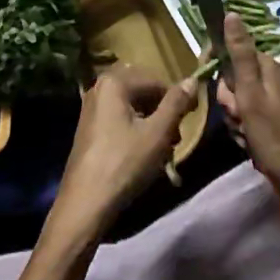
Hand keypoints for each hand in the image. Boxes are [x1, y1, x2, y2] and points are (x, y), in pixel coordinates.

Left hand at [51, 65, 196, 234]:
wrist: (88, 198)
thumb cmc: (125, 162)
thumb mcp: (157, 134)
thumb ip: (176, 104)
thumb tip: (192, 80)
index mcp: (114, 82)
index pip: (155, 80)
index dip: (176, 98)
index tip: (192, 118)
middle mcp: (99, 87)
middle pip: (141, 91)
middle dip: (162, 111)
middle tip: (175, 137)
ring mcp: (92, 106)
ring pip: (131, 105)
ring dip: (151, 122)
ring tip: (164, 149)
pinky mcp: (90, 125)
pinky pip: (119, 117)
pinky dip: (136, 128)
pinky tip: (145, 152)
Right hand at [217, 13, 279, 215]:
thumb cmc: (277, 134)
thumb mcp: (251, 91)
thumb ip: (240, 53)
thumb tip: (231, 12)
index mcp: (266, 66)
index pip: (229, 52)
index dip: (215, 65)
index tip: (210, 81)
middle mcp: (270, 78)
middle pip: (231, 78)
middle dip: (227, 99)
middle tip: (237, 114)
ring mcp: (271, 100)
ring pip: (236, 100)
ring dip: (234, 117)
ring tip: (245, 132)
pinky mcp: (271, 120)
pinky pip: (246, 116)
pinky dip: (243, 128)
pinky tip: (250, 142)